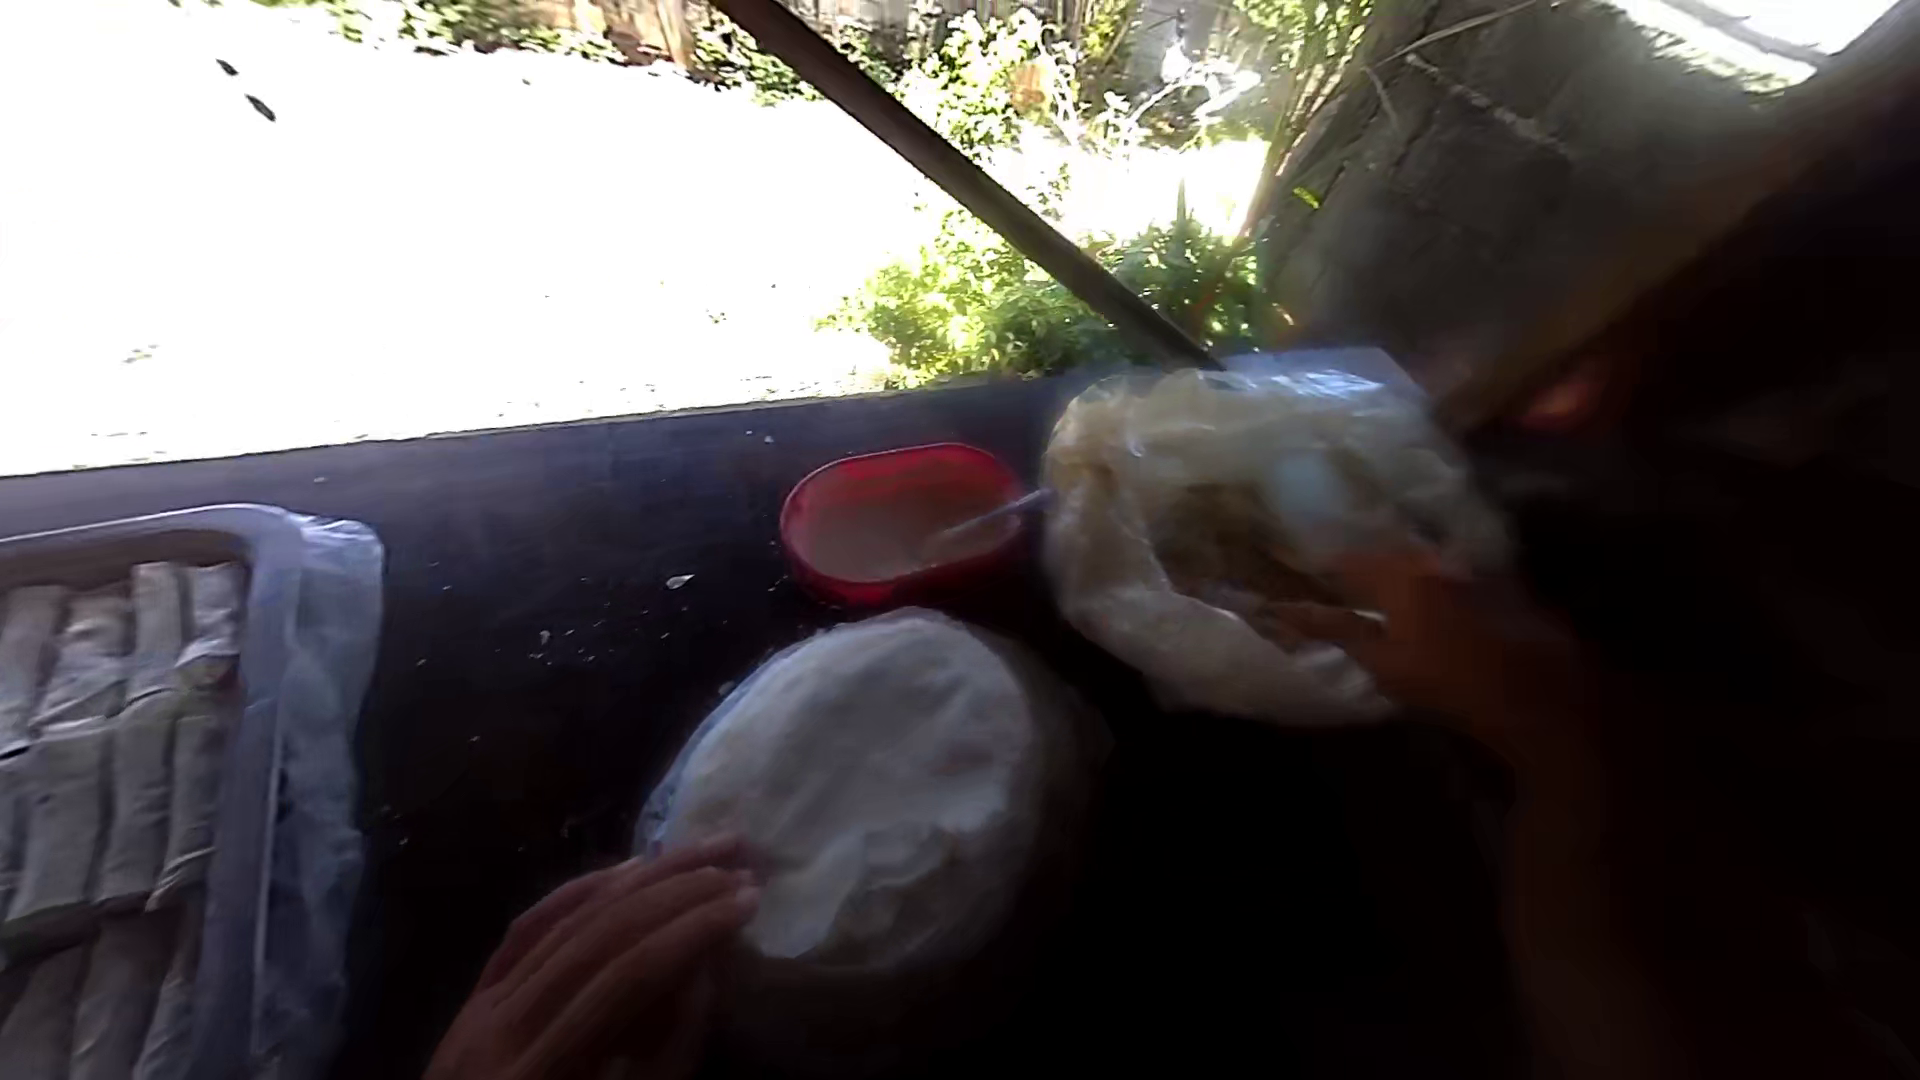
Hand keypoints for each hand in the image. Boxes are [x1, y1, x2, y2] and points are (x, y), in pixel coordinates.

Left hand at [426, 836, 759, 1079]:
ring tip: (704, 850)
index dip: (695, 929)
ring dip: (649, 874)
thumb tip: (706, 965)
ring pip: (575, 914)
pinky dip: (582, 889)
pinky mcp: (475, 999)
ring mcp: (478, 1009)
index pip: (629, 974)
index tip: (751, 898)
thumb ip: (667, 1055)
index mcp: (533, 1075)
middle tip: (740, 863)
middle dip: (682, 890)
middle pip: (605, 931)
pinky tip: (631, 866)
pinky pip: (530, 924)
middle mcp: (497, 1029)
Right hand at [1276, 551, 1595, 762]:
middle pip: (1387, 556)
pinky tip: (1433, 607)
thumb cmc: (1447, 680)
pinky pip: (1455, 576)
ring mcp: (1476, 573)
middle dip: (1362, 568)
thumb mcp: (1379, 659)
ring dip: (1400, 575)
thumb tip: (1280, 610)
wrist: (1547, 702)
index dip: (1324, 568)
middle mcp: (1437, 563)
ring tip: (1385, 595)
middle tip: (1344, 586)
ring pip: (1423, 564)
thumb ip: (1331, 628)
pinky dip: (1435, 585)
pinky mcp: (1506, 589)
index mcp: (1401, 575)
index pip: (1347, 560)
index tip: (1308, 579)